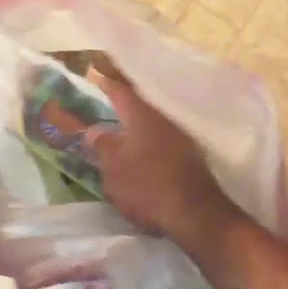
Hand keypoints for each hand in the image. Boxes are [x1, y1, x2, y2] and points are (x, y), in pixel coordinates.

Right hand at [88, 76, 243, 251]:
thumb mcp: (114, 168)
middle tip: (105, 106)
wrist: (194, 211)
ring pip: (153, 122)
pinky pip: (164, 139)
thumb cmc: (147, 184)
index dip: (105, 84)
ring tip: (122, 133)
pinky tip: (144, 153)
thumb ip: (103, 145)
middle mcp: (163, 116)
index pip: (120, 90)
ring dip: (138, 126)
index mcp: (141, 113)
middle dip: (123, 106)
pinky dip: (151, 142)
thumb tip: (94, 130)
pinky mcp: (190, 154)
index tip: (93, 77)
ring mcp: (180, 134)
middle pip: (139, 104)